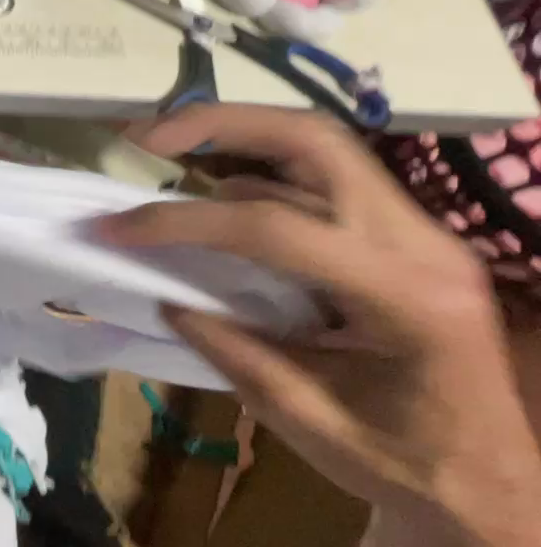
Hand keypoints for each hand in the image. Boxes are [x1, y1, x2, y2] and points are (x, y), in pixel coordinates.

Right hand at [95, 105, 540, 546]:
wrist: (506, 490)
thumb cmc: (413, 468)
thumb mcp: (307, 422)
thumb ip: (232, 351)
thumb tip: (165, 295)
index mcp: (406, 296)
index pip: (272, 228)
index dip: (181, 222)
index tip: (113, 228)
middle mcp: (419, 244)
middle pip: (313, 141)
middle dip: (217, 123)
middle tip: (143, 138)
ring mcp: (416, 233)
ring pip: (318, 145)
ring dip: (233, 133)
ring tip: (162, 147)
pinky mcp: (400, 235)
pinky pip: (320, 178)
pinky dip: (254, 170)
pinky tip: (213, 199)